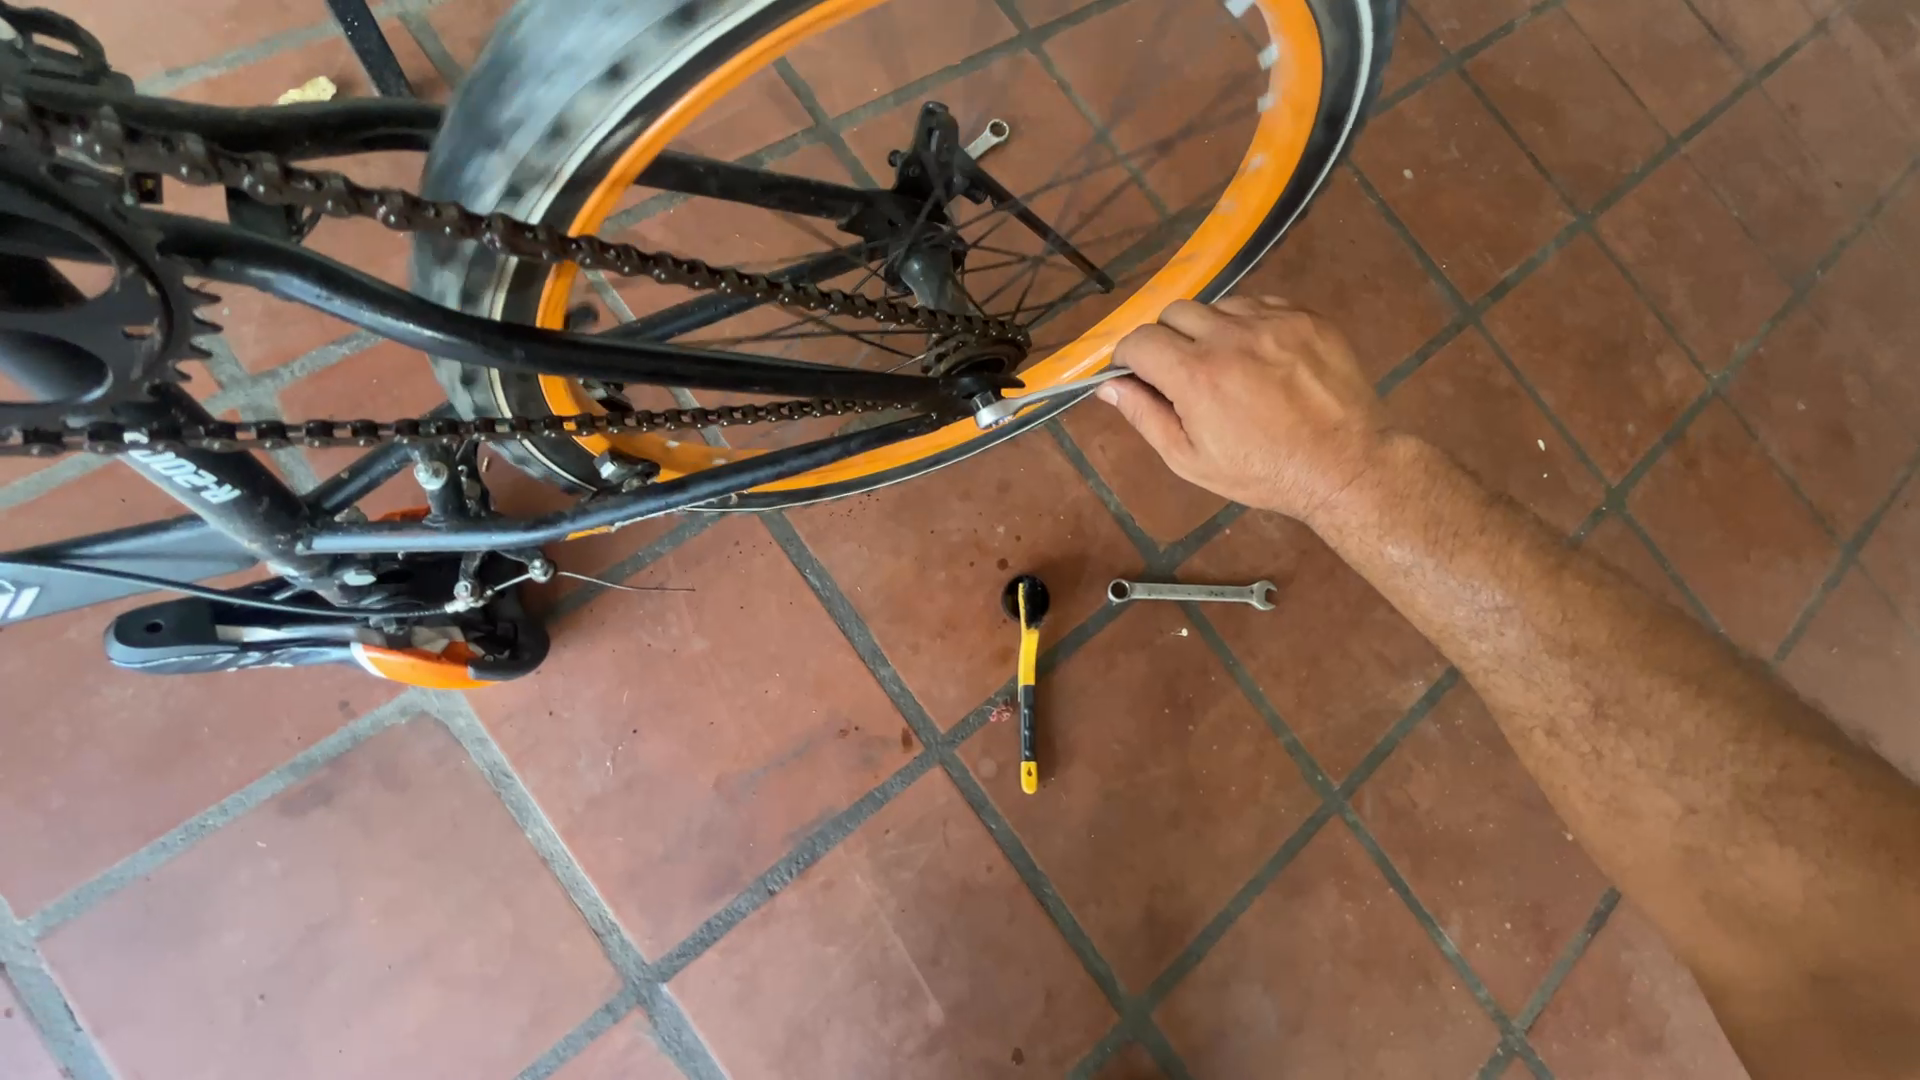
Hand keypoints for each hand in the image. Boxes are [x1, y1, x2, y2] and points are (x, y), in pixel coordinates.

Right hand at [1099, 295, 1397, 523]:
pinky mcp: (1306, 316)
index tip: (1136, 375)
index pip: (1139, 340)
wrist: (1344, 465)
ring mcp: (1272, 321)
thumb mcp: (1189, 459)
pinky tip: (1259, 357)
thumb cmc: (1260, 473)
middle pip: (1173, 311)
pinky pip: (1259, 303)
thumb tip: (1108, 386)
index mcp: (1196, 376)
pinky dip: (1247, 325)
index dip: (1128, 357)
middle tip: (1180, 372)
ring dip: (1207, 330)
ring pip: (1216, 305)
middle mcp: (1230, 337)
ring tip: (1225, 365)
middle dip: (1165, 338)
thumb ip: (1144, 416)